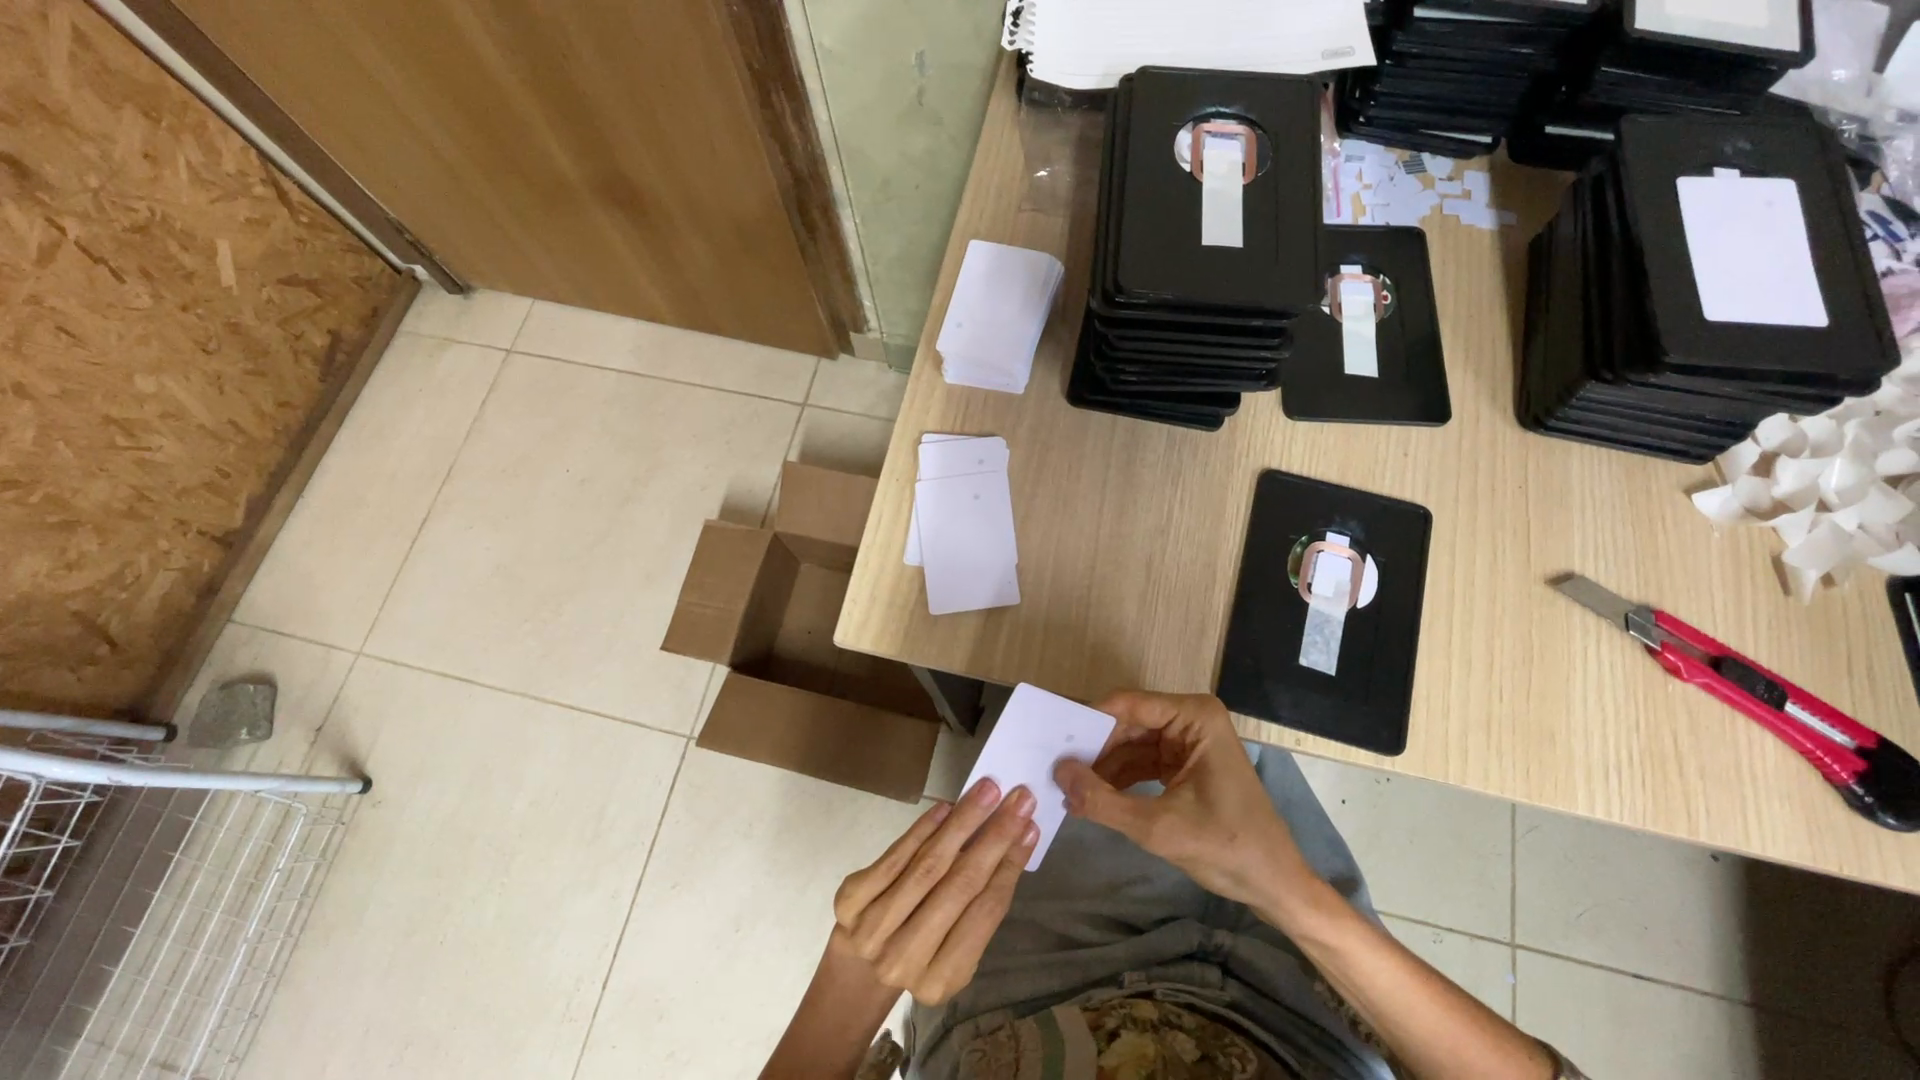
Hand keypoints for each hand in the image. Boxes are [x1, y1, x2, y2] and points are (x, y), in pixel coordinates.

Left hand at [831, 779, 1037, 1004]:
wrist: (859, 964)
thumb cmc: (921, 948)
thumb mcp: (955, 945)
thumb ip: (980, 903)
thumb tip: (1016, 837)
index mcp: (942, 979)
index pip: (986, 912)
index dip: (1010, 865)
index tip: (1031, 826)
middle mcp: (905, 959)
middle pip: (961, 885)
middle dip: (995, 836)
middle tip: (1019, 799)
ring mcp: (872, 930)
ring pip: (929, 865)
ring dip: (964, 822)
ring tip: (988, 791)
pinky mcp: (849, 901)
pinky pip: (896, 856)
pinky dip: (924, 828)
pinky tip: (946, 807)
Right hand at [1055, 691, 1320, 914]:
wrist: (1275, 884)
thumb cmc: (1228, 848)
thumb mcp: (1158, 827)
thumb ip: (1103, 801)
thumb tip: (1058, 773)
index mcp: (1194, 717)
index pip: (1127, 705)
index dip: (1088, 722)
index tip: (1051, 742)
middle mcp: (1192, 719)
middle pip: (1127, 723)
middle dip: (1093, 748)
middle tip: (1053, 770)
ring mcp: (1190, 742)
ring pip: (1131, 744)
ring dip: (1102, 767)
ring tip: (1066, 788)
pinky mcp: (1186, 765)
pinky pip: (1142, 762)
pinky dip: (1119, 780)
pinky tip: (1093, 798)